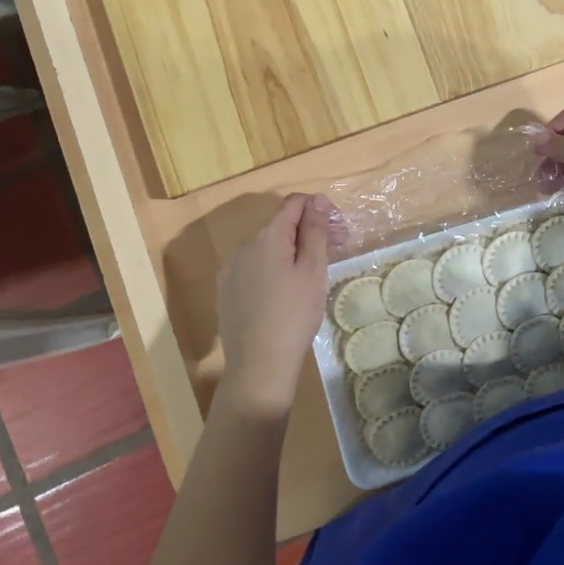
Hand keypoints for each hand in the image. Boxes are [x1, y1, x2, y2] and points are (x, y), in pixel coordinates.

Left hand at [215, 193, 333, 412]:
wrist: (259, 365)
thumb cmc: (294, 315)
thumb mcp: (313, 271)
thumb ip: (314, 231)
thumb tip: (317, 199)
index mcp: (267, 237)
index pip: (293, 204)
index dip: (317, 208)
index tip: (337, 228)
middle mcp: (243, 246)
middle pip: (279, 226)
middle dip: (307, 232)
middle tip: (334, 252)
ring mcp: (230, 269)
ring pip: (266, 248)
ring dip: (290, 251)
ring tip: (310, 277)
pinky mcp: (225, 290)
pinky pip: (253, 267)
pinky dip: (272, 269)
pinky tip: (284, 293)